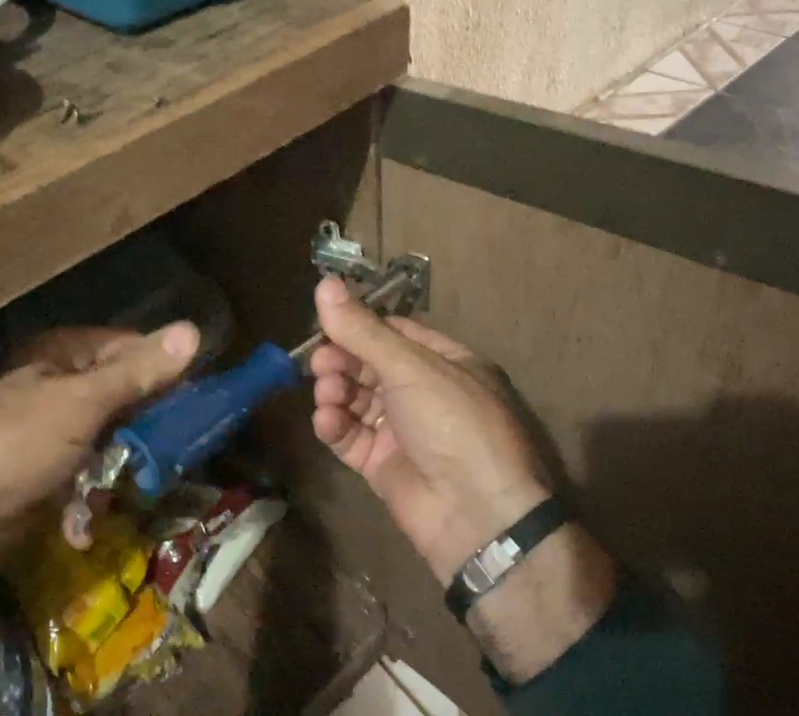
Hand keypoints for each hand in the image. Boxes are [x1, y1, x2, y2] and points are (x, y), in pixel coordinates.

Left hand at [0, 323, 199, 601]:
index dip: (165, 371)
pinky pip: (85, 476)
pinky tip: (87, 518)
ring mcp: (47, 433)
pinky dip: (90, 496)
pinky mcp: (41, 476)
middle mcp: (56, 387)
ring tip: (133, 489)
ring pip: (109, 439)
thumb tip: (193, 329)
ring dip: (121, 466)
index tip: (197, 401)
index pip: (130, 349)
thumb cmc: (11, 447)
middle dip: (147, 426)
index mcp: (60, 355)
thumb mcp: (79, 404)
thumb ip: (137, 373)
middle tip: (173, 452)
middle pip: (122, 396)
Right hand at [308, 277, 550, 582]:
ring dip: (336, 391)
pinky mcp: (383, 465)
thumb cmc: (454, 424)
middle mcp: (426, 393)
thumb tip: (323, 282)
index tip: (325, 322)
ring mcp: (404, 430)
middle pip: (369, 364)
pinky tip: (328, 421)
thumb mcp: (411, 368)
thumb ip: (362, 330)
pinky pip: (351, 436)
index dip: (358, 326)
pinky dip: (335, 425)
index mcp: (446, 363)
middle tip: (321, 363)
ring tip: (328, 395)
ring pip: (356, 399)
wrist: (478, 516)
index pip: (393, 332)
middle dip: (342, 360)